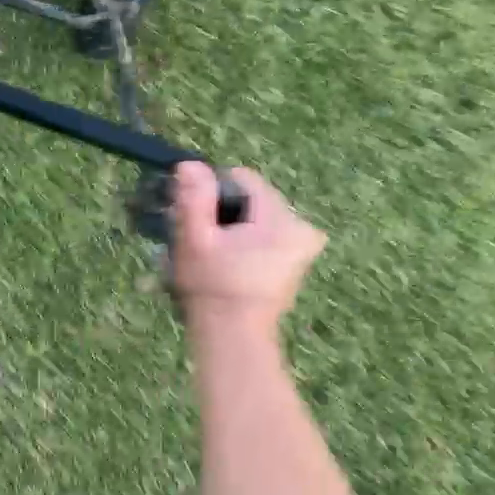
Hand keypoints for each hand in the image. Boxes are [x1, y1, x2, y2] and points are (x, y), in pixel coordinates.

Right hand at [172, 162, 325, 338]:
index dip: (211, 191)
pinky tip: (228, 257)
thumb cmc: (212, 283)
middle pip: (249, 196)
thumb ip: (193, 197)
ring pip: (254, 212)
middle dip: (220, 209)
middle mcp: (302, 226)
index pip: (241, 178)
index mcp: (282, 219)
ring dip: (229, 223)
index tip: (196, 216)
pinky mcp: (297, 257)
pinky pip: (264, 230)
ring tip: (212, 248)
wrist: (233, 330)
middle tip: (200, 235)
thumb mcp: (194, 237)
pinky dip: (242, 236)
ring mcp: (303, 244)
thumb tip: (190, 163)